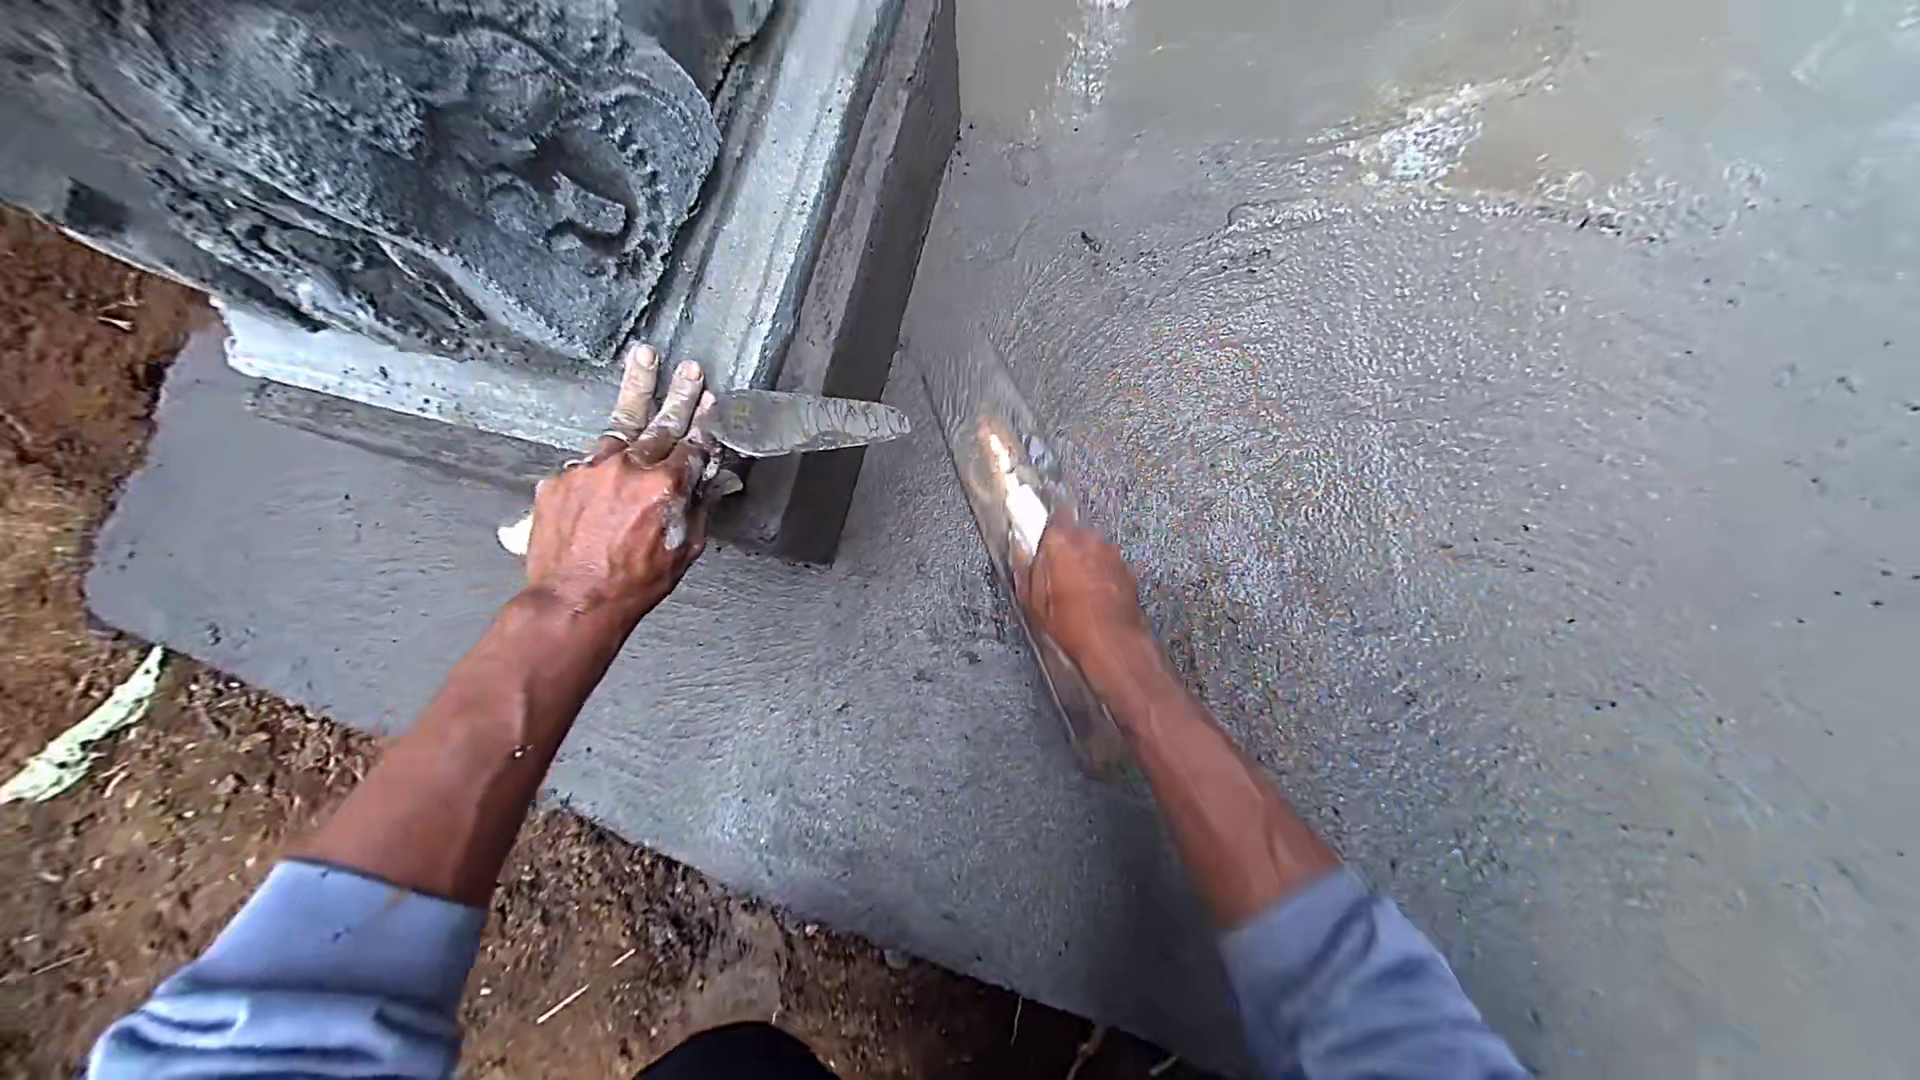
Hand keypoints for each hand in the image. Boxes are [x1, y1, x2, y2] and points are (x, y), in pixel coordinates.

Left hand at [524, 346, 714, 622]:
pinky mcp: (560, 479)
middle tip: (692, 370)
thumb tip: (710, 481)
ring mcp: (589, 470)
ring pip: (619, 428)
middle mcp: (627, 469)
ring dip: (637, 395)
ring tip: (645, 361)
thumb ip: (698, 506)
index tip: (713, 404)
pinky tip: (607, 462)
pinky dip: (602, 460)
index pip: (693, 446)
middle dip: (681, 394)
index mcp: (665, 486)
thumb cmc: (633, 582)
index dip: (707, 425)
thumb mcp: (684, 548)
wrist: (573, 600)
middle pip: (661, 423)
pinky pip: (587, 461)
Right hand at [1015, 518, 1157, 684]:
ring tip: (1074, 589)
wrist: (1113, 644)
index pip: (1052, 516)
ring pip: (1091, 547)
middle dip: (1064, 547)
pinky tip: (1092, 596)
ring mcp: (1110, 553)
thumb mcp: (1035, 603)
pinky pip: (1106, 563)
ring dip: (1083, 560)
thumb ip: (1025, 570)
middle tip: (1054, 572)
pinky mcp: (1125, 568)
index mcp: (1061, 544)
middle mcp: (1089, 541)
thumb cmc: (1075, 626)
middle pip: (1072, 532)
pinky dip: (1099, 573)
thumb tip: (1020, 552)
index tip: (1039, 541)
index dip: (1045, 529)